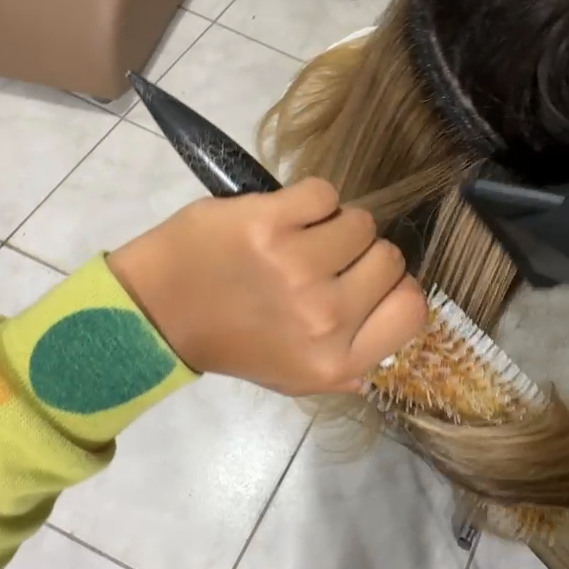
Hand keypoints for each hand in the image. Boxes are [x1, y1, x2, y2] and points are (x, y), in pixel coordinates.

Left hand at [107, 179, 426, 395]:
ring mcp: (297, 267)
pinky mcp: (270, 222)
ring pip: (360, 221)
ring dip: (333, 224)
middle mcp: (324, 318)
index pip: (412, 309)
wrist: (156, 311)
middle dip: (361, 253)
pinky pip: (325, 193)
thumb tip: (392, 337)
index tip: (364, 283)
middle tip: (322, 260)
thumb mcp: (295, 376)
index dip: (395, 289)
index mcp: (334, 361)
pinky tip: (283, 217)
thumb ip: (349, 363)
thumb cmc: (231, 340)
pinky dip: (308, 199)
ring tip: (298, 238)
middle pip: (390, 256)